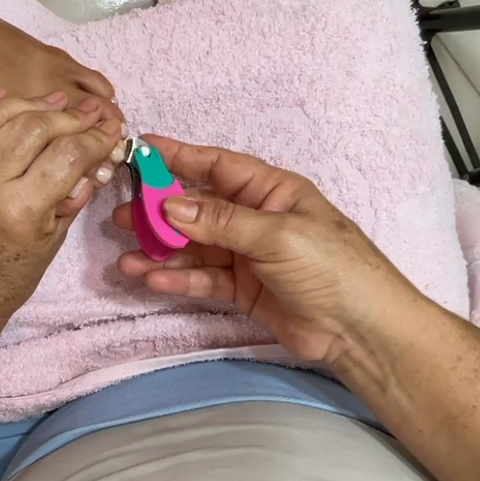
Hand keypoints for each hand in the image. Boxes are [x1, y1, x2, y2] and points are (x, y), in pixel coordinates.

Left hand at [0, 88, 122, 329]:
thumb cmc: (12, 273)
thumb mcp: (55, 238)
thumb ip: (75, 192)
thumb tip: (99, 150)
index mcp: (19, 212)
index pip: (67, 154)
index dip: (96, 138)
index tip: (110, 131)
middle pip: (32, 127)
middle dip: (68, 116)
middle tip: (86, 115)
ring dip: (27, 102)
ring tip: (52, 103)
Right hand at [114, 136, 429, 364]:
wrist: (359, 330)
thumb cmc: (332, 268)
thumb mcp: (277, 236)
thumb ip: (221, 221)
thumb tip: (169, 205)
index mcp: (270, 191)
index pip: (215, 166)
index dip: (177, 156)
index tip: (138, 150)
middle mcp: (252, 218)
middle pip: (195, 208)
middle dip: (157, 213)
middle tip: (120, 216)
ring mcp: (244, 255)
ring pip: (192, 248)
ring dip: (160, 253)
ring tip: (127, 260)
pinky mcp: (240, 289)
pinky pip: (201, 279)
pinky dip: (178, 280)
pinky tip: (154, 280)